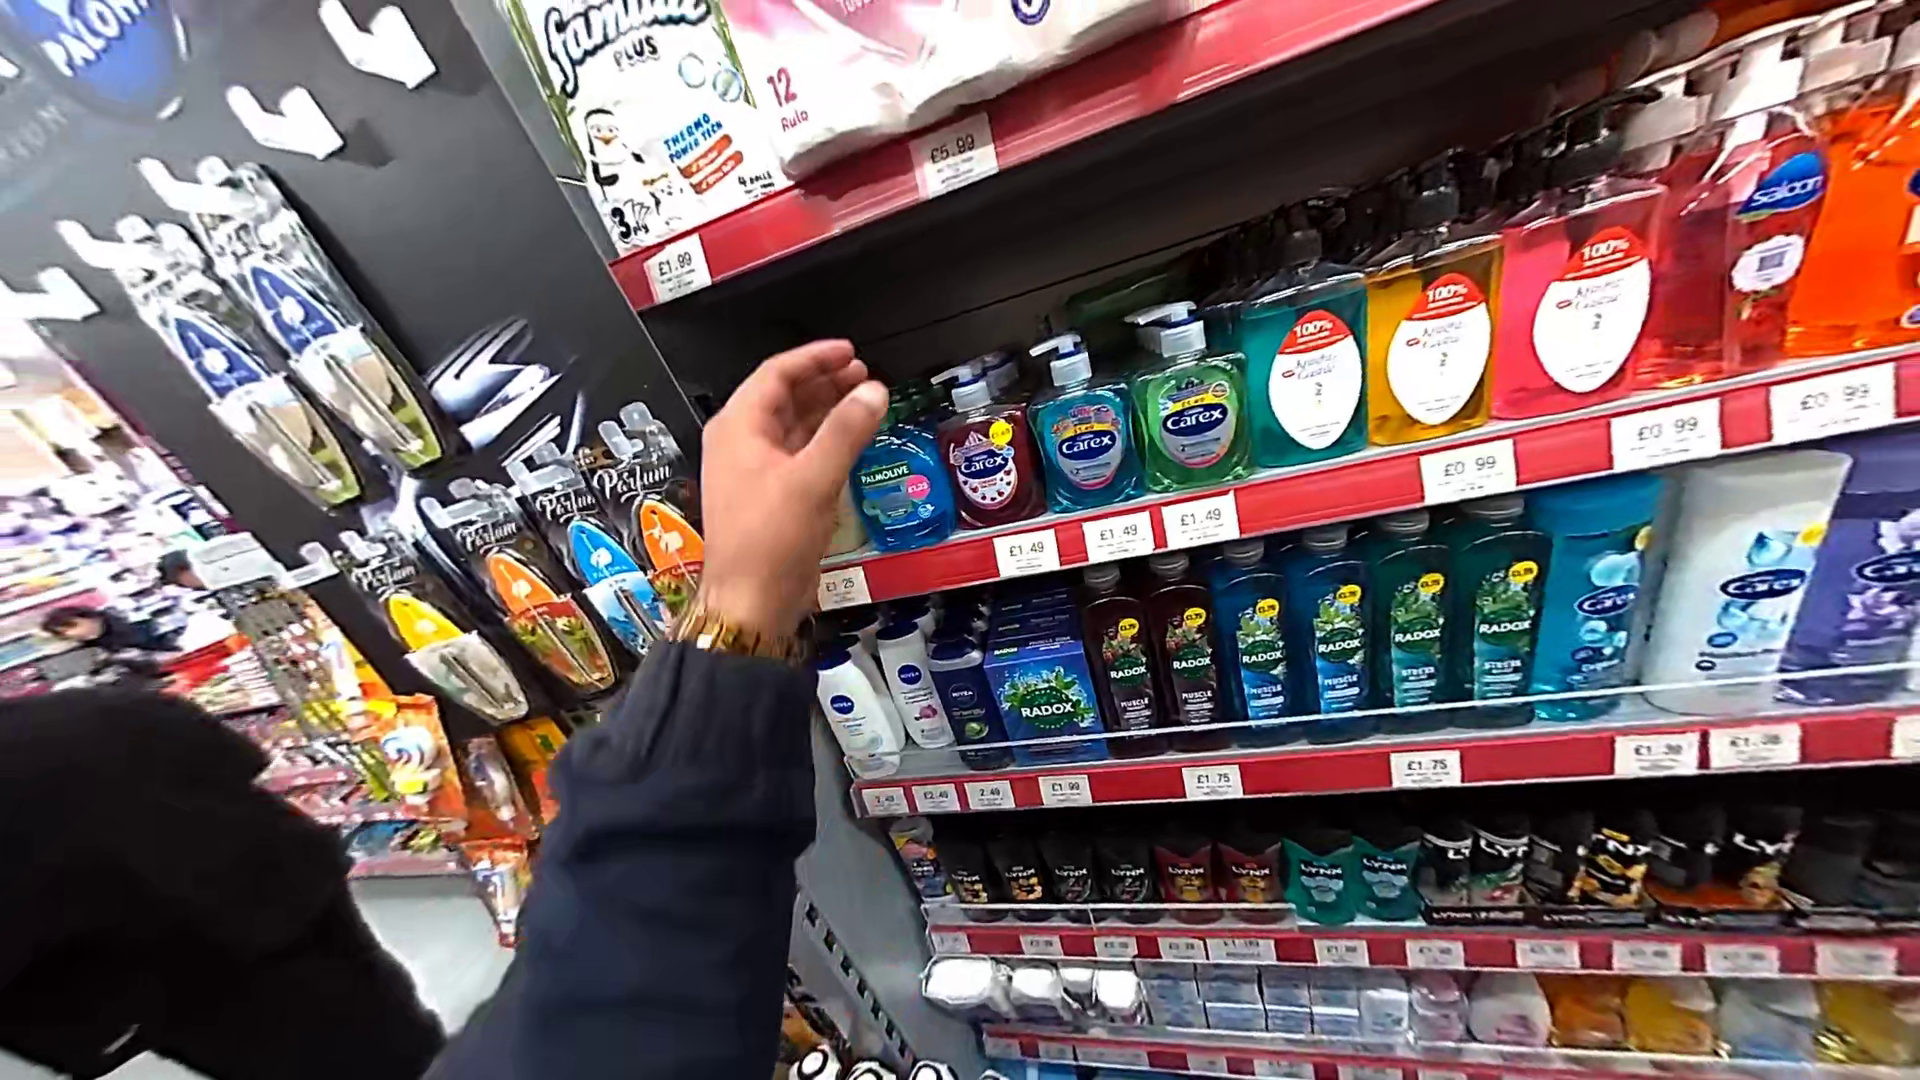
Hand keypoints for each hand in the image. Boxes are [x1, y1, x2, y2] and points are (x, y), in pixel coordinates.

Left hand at [697, 340, 887, 636]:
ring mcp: (756, 471)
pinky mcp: (773, 496)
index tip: (849, 352)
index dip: (815, 359)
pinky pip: (800, 455)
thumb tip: (875, 392)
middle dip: (825, 383)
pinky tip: (850, 441)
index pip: (777, 374)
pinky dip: (825, 443)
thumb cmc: (771, 538)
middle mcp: (743, 444)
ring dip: (827, 412)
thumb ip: (846, 431)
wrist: (752, 600)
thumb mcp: (813, 478)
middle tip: (863, 374)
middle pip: (785, 398)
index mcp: (739, 428)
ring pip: (794, 427)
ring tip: (862, 401)